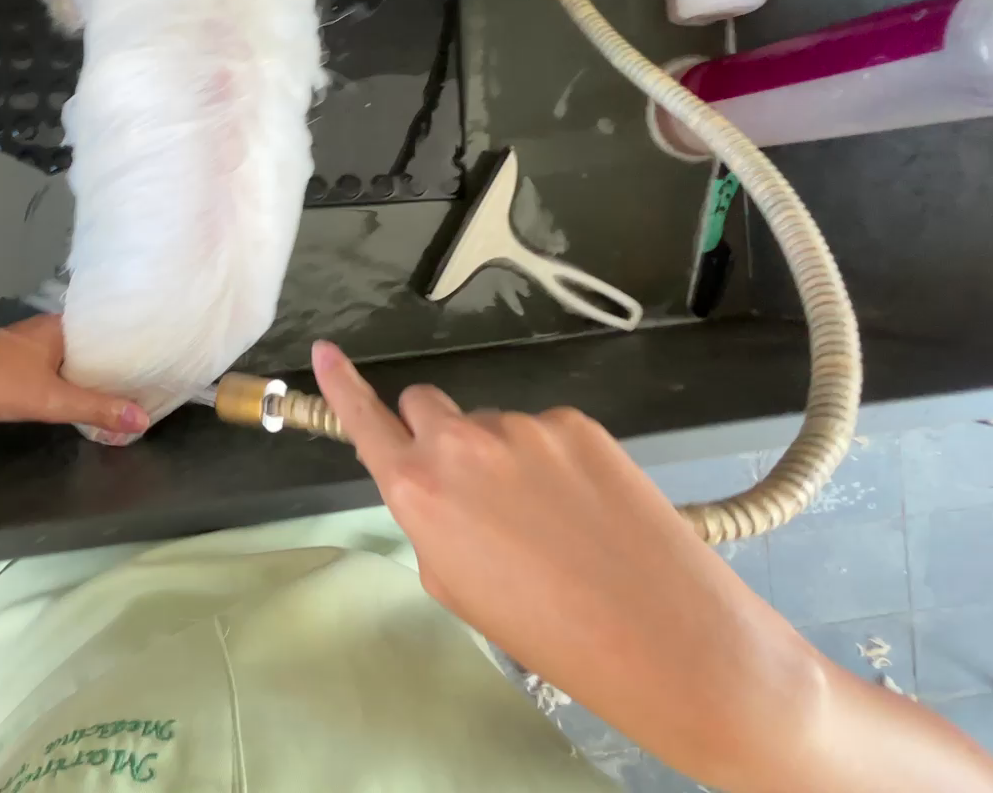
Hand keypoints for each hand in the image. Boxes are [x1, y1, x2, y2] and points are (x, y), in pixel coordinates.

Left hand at [0, 315, 149, 436]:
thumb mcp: (52, 402)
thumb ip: (97, 409)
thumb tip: (142, 420)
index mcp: (58, 327)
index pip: (103, 326)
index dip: (126, 341)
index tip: (151, 355)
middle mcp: (43, 328)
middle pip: (86, 341)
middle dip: (108, 359)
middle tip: (140, 377)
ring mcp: (24, 342)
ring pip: (66, 353)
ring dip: (85, 369)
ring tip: (115, 387)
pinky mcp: (9, 358)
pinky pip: (49, 362)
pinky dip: (64, 374)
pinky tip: (71, 391)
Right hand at [309, 340, 826, 791]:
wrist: (668, 641)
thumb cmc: (545, 631)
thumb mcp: (452, 582)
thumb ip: (425, 517)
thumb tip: (436, 485)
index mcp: (417, 488)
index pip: (362, 418)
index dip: (339, 383)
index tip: (324, 351)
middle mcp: (459, 443)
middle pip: (424, 404)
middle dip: (434, 433)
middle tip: (471, 484)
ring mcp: (521, 426)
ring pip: (488, 423)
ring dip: (499, 454)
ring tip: (547, 515)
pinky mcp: (576, 422)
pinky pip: (541, 429)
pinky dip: (549, 458)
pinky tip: (583, 505)